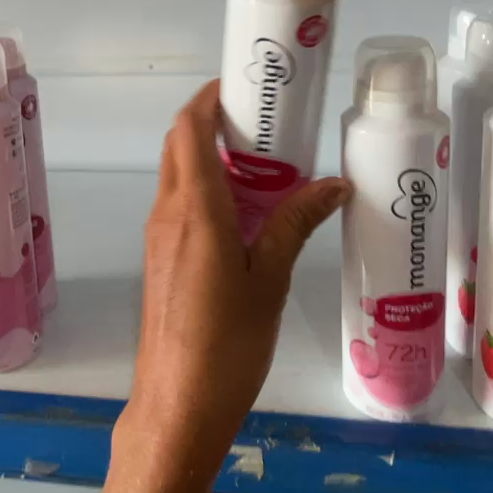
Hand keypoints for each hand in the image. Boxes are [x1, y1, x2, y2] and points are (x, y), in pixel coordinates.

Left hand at [124, 80, 349, 461]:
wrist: (177, 405)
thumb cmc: (227, 343)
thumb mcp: (270, 279)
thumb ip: (295, 224)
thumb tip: (333, 184)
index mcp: (194, 208)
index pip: (188, 129)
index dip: (209, 98)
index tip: (244, 87)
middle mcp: (168, 212)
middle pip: (179, 144)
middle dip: (213, 122)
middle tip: (264, 123)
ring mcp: (159, 235)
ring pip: (178, 173)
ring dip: (210, 156)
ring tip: (264, 163)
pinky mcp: (160, 257)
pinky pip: (179, 203)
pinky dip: (206, 188)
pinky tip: (246, 211)